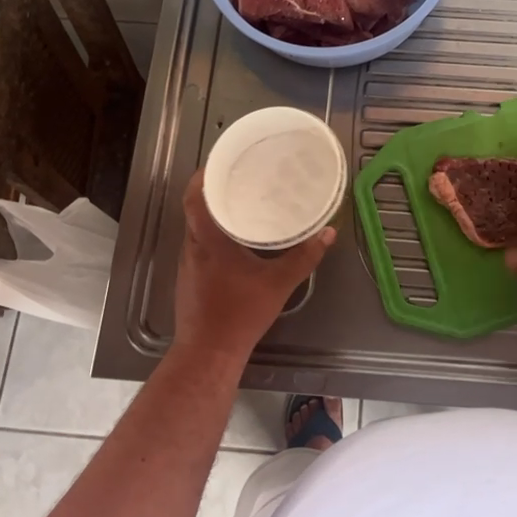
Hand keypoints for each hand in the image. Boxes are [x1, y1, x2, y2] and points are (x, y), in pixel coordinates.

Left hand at [174, 168, 334, 365]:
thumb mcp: (278, 284)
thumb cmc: (238, 314)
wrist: (208, 355)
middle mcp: (192, 248)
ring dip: (214, 215)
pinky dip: (214, 236)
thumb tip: (328, 233)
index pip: (194, 197)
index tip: (219, 162)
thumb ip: (303, 257)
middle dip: (215, 192)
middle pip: (196, 210)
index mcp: (208, 240)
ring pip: (197, 230)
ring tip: (241, 204)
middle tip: (241, 179)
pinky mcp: (190, 282)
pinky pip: (200, 247)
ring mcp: (188, 266)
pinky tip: (235, 242)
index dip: (203, 176)